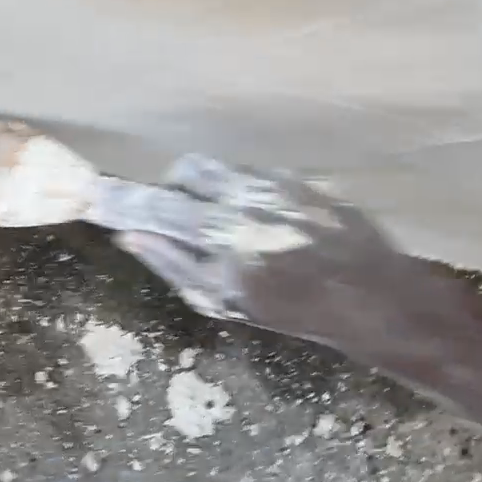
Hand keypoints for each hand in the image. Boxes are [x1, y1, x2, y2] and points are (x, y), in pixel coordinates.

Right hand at [87, 155, 454, 353]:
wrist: (387, 305)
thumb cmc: (297, 314)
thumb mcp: (227, 301)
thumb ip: (174, 265)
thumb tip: (130, 236)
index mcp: (224, 240)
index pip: (155, 208)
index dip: (120, 200)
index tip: (95, 194)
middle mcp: (250, 205)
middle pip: (184, 174)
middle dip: (167, 190)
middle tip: (171, 214)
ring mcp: (283, 188)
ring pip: (218, 168)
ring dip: (202, 186)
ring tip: (214, 215)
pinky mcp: (307, 182)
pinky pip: (252, 172)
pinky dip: (238, 187)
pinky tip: (255, 215)